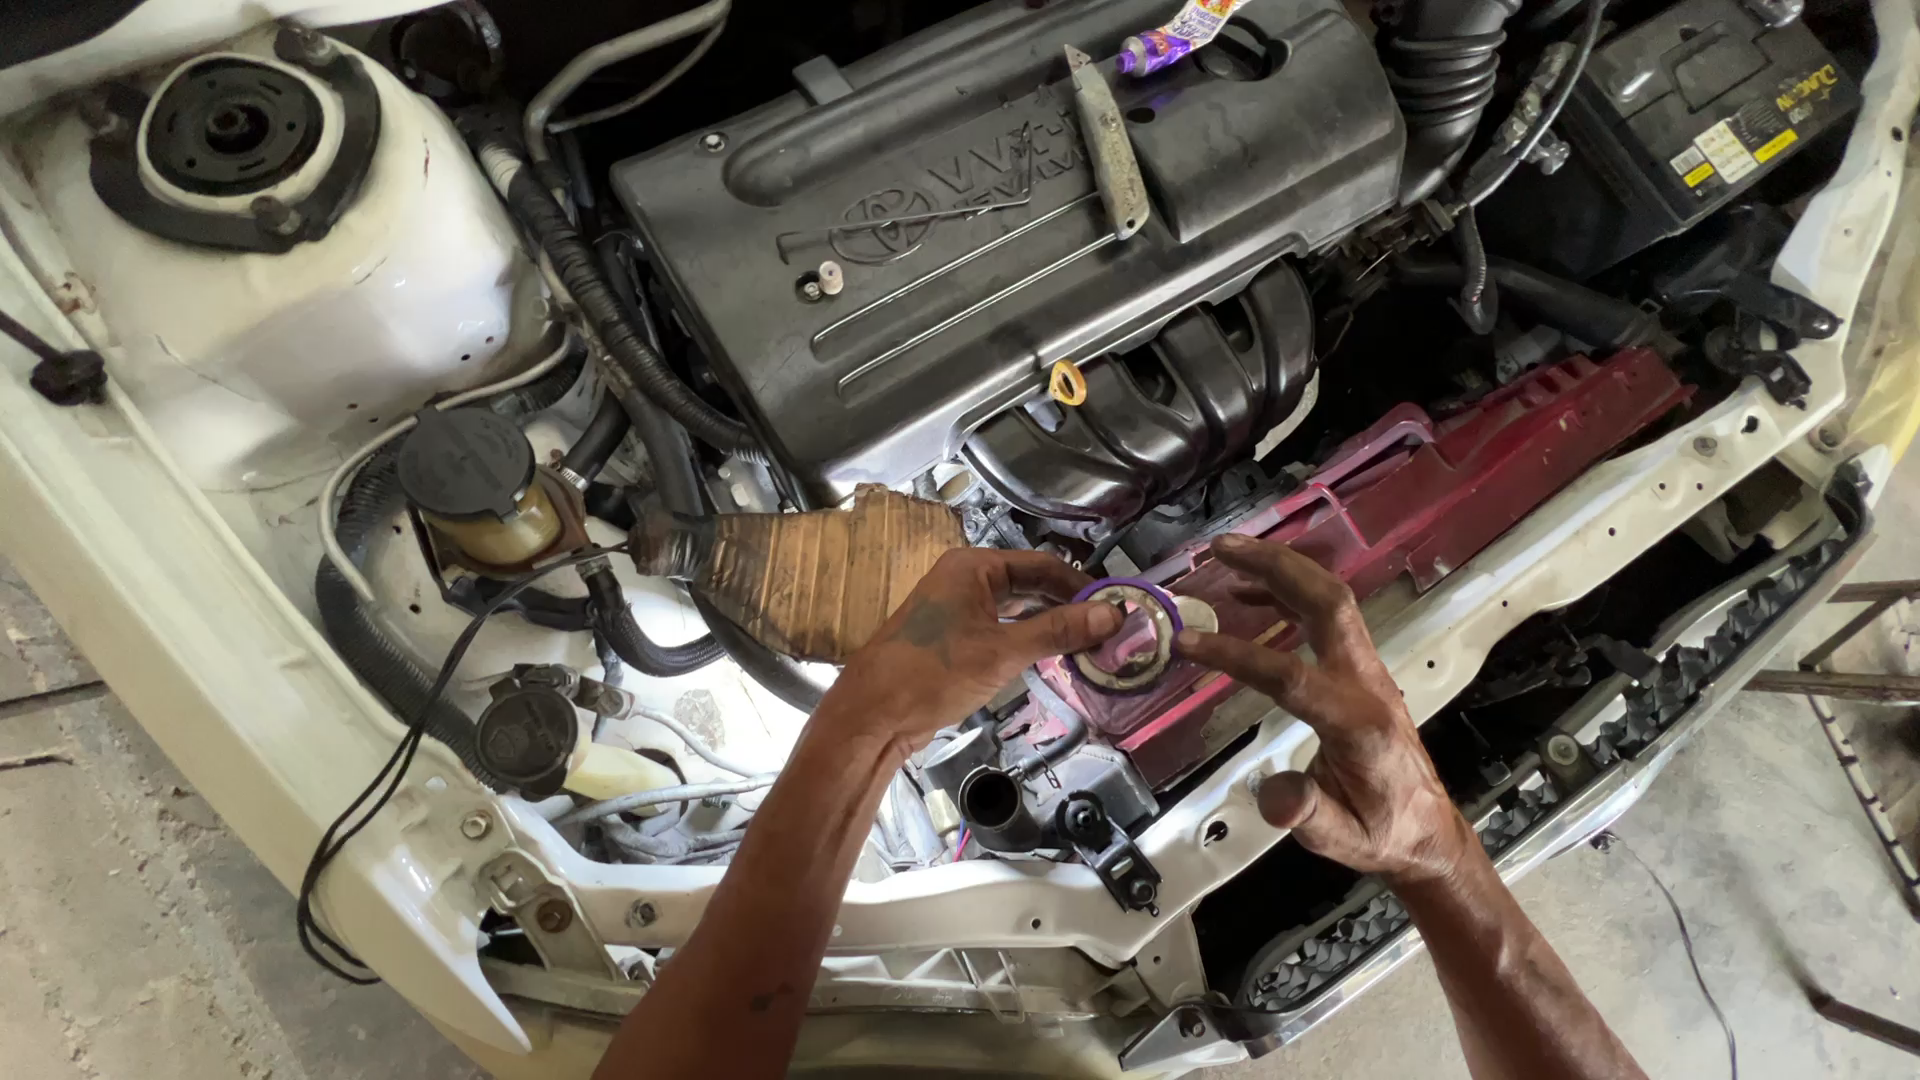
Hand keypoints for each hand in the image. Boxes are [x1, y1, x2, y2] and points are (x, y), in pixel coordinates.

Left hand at [813, 548, 1122, 747]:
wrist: (872, 714)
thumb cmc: (933, 674)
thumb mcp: (1003, 651)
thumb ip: (1058, 631)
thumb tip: (1111, 615)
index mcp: (973, 567)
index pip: (1041, 565)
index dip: (1080, 586)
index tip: (1113, 608)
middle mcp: (963, 579)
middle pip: (1029, 584)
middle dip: (1066, 606)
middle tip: (1105, 629)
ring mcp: (954, 608)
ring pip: (1014, 608)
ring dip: (1047, 624)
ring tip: (1085, 644)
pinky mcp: (951, 637)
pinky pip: (998, 628)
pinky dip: (1025, 638)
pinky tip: (1047, 655)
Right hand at [1176, 534, 1474, 886]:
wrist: (1425, 830)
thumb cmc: (1379, 833)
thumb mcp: (1341, 838)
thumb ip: (1307, 813)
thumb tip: (1273, 794)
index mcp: (1357, 722)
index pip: (1291, 675)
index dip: (1237, 655)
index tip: (1186, 642)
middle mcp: (1366, 680)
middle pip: (1328, 603)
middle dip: (1274, 566)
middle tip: (1220, 548)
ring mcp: (1366, 668)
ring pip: (1329, 597)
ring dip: (1279, 566)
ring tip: (1226, 553)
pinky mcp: (1358, 666)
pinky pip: (1325, 613)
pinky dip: (1286, 591)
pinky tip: (1249, 594)